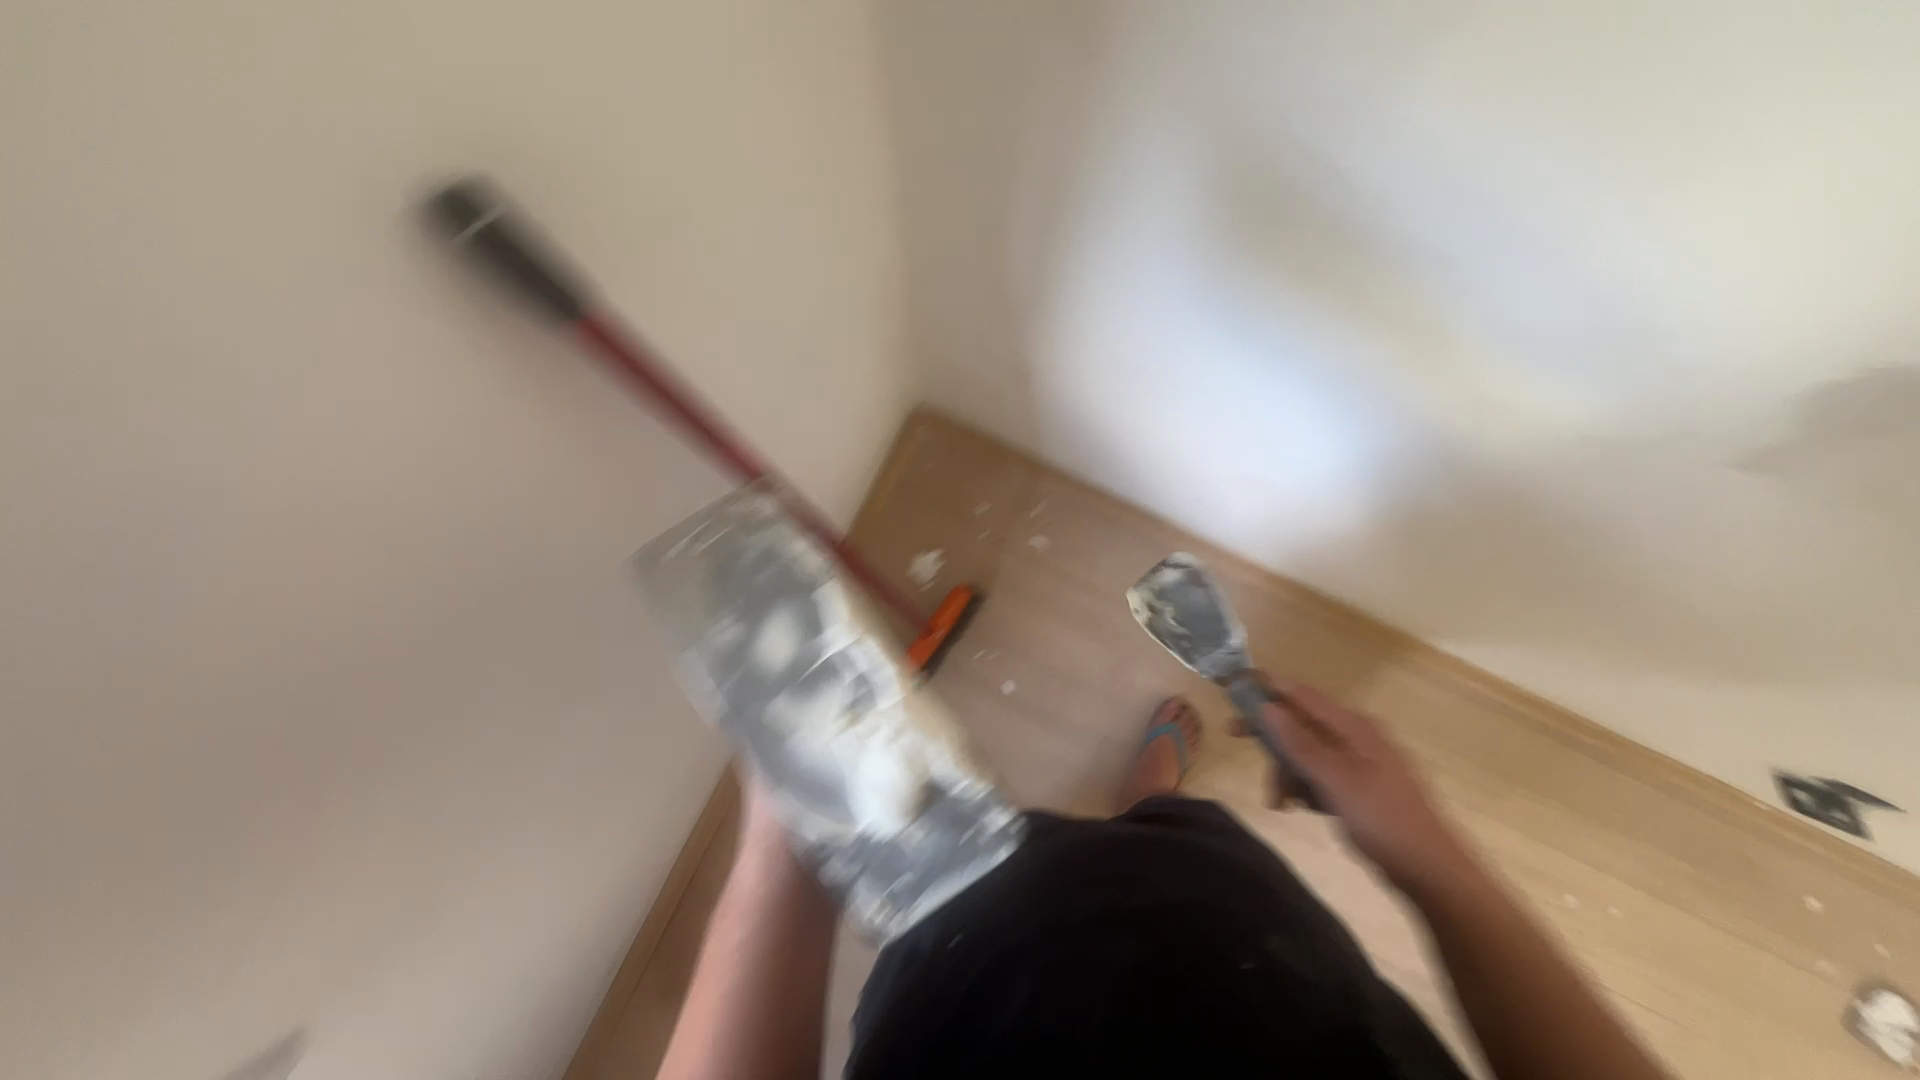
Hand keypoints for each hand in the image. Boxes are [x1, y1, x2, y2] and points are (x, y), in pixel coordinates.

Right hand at [1245, 682, 1478, 894]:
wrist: (1431, 871)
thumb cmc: (1383, 820)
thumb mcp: (1336, 780)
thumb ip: (1301, 743)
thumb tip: (1267, 707)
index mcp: (1354, 727)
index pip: (1301, 694)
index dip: (1266, 689)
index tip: (1233, 692)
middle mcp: (1356, 737)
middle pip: (1301, 724)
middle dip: (1272, 739)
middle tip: (1234, 739)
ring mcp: (1360, 762)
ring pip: (1308, 752)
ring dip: (1287, 771)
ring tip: (1280, 803)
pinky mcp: (1360, 787)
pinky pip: (1321, 775)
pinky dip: (1305, 786)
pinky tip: (1302, 808)